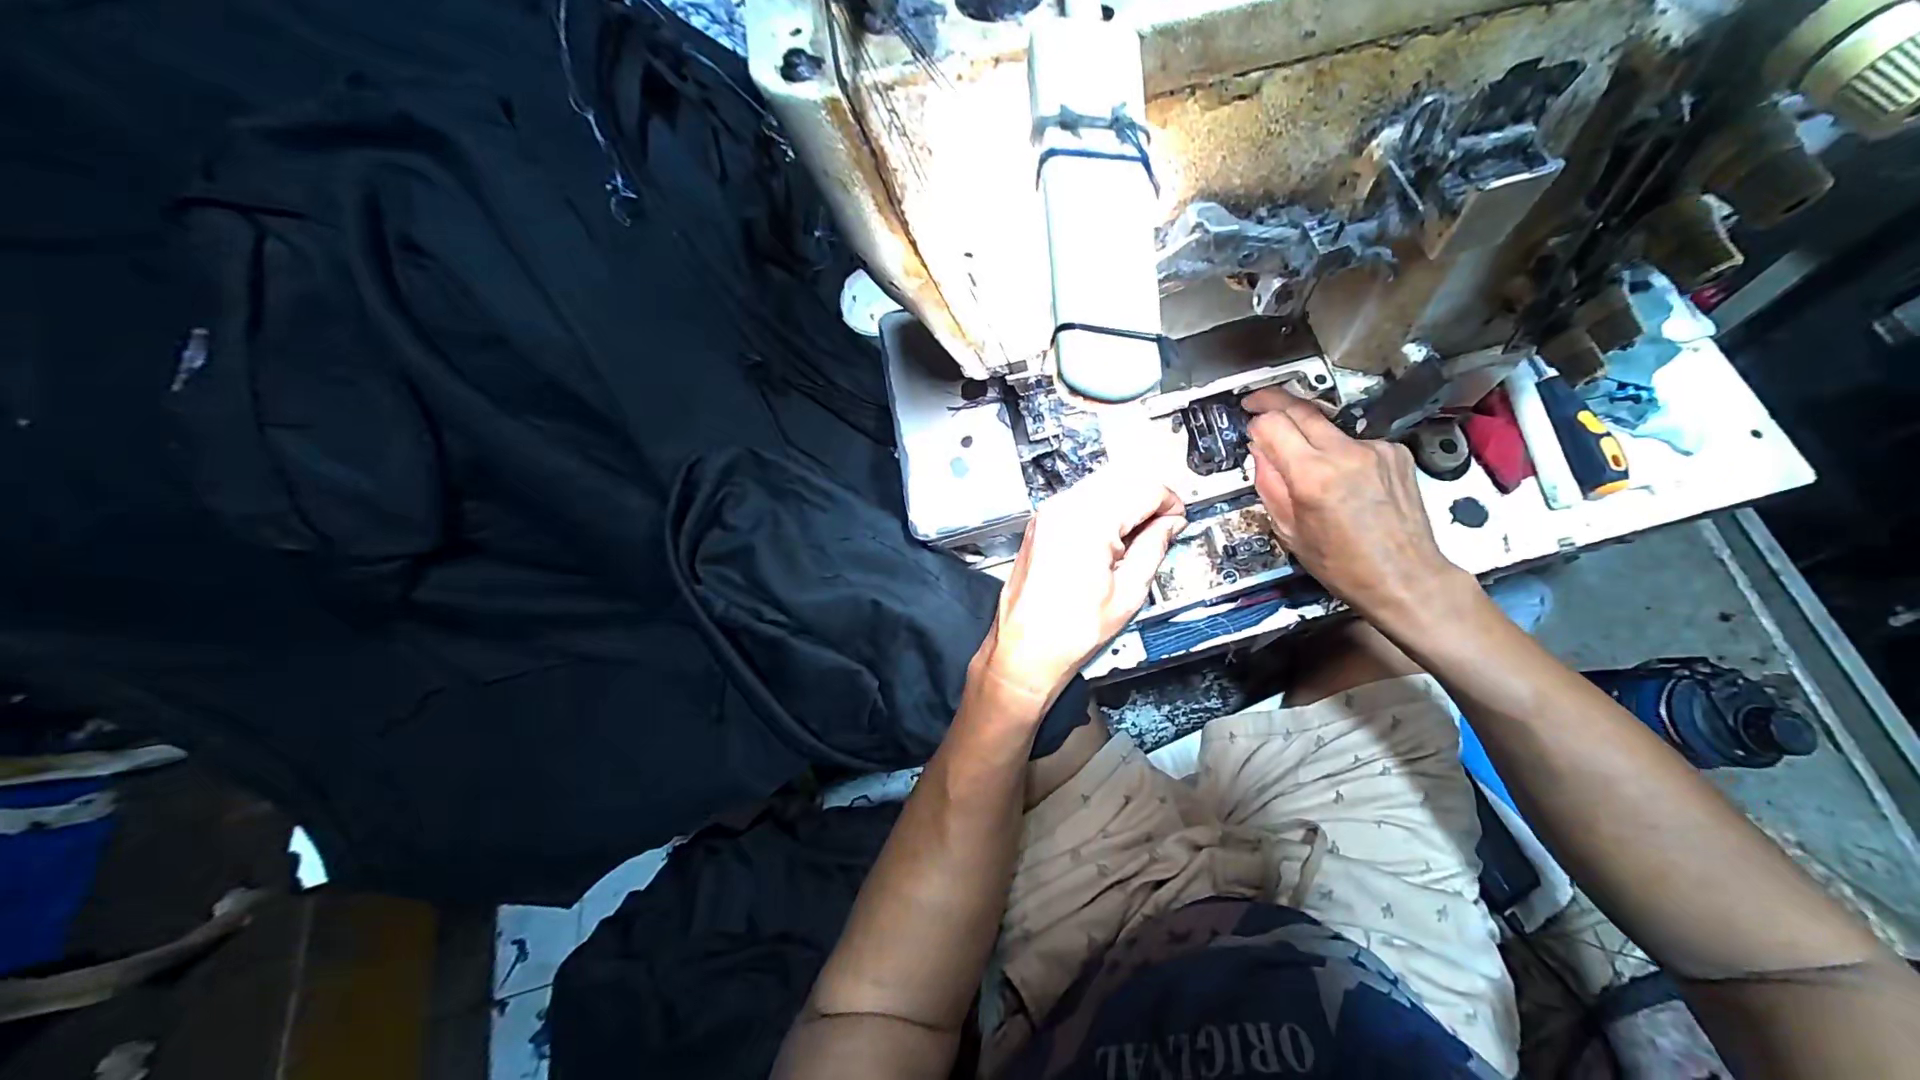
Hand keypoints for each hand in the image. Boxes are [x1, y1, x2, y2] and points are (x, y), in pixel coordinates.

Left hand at [972, 470, 1185, 707]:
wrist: (1025, 648)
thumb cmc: (1065, 632)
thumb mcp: (1128, 592)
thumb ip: (1154, 547)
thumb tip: (1169, 526)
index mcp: (1088, 523)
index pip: (1144, 488)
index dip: (1170, 502)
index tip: (1177, 520)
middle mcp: (1063, 510)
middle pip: (1123, 479)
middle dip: (1149, 498)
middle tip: (1164, 526)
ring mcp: (1048, 514)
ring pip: (1101, 484)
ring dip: (1126, 501)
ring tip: (1138, 536)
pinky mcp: (1041, 523)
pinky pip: (1080, 499)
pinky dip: (1102, 508)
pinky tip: (1111, 538)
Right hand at [1241, 388, 1473, 623]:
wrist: (1404, 576)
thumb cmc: (1346, 565)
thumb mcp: (1288, 530)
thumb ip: (1269, 484)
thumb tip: (1260, 453)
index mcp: (1312, 476)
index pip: (1273, 423)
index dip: (1256, 421)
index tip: (1249, 421)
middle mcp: (1345, 455)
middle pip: (1301, 409)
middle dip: (1274, 401)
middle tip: (1258, 402)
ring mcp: (1374, 450)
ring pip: (1328, 424)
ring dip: (1308, 431)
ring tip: (1300, 454)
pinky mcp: (1394, 453)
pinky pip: (1354, 440)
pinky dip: (1340, 450)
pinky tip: (1340, 475)